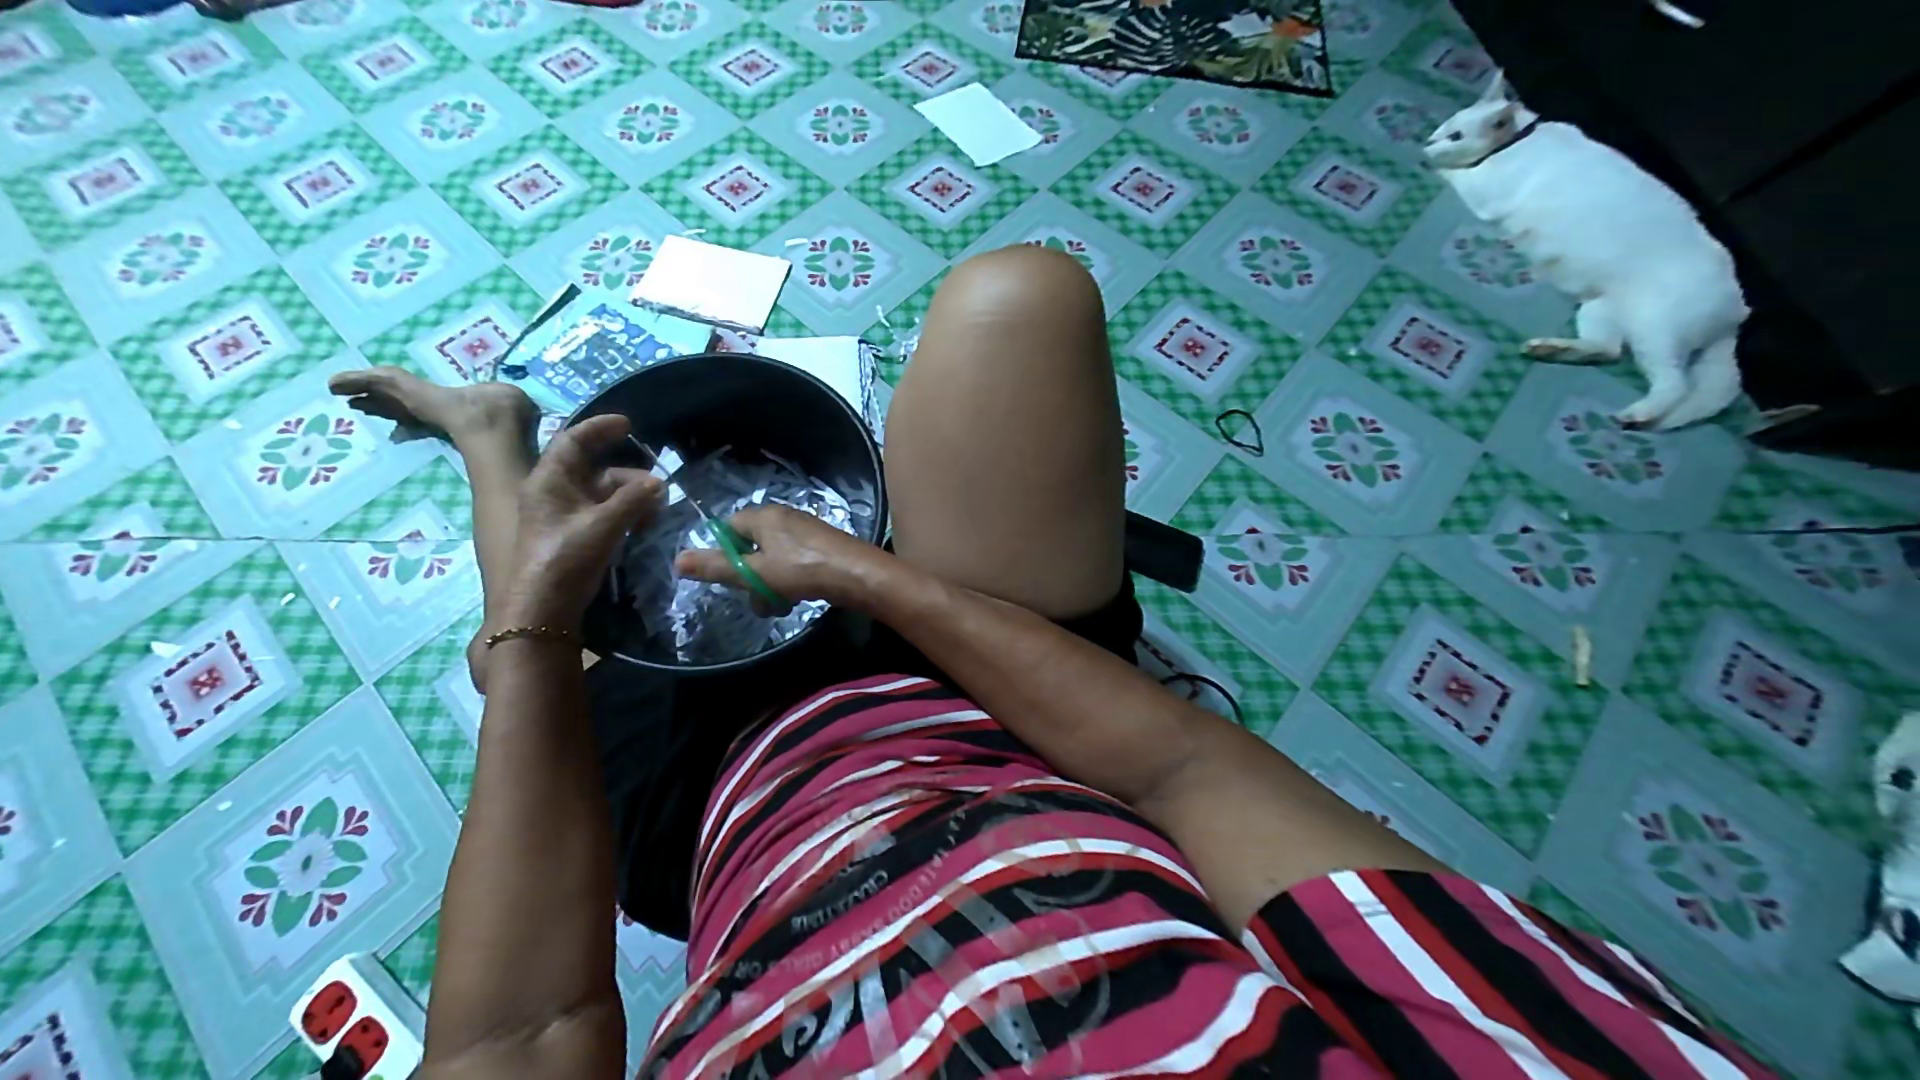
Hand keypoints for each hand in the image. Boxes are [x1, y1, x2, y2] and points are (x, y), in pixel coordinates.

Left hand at [501, 415, 663, 628]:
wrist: (542, 607)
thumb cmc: (565, 558)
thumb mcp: (603, 524)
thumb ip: (633, 500)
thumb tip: (659, 484)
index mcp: (550, 480)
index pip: (574, 441)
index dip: (600, 428)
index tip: (630, 425)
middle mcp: (555, 492)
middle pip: (597, 470)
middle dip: (631, 476)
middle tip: (659, 488)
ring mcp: (565, 516)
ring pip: (605, 494)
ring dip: (632, 498)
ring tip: (655, 511)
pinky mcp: (576, 536)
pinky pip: (605, 513)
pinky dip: (626, 514)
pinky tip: (643, 526)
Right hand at [673, 505, 883, 608]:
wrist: (857, 574)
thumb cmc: (801, 570)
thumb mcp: (754, 572)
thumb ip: (717, 567)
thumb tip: (676, 560)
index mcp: (763, 516)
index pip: (728, 528)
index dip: (723, 554)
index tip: (728, 578)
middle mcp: (783, 517)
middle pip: (752, 547)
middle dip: (750, 577)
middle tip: (756, 599)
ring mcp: (805, 532)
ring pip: (773, 560)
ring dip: (770, 586)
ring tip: (777, 606)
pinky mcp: (821, 547)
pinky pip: (794, 563)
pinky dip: (791, 582)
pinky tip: (796, 600)